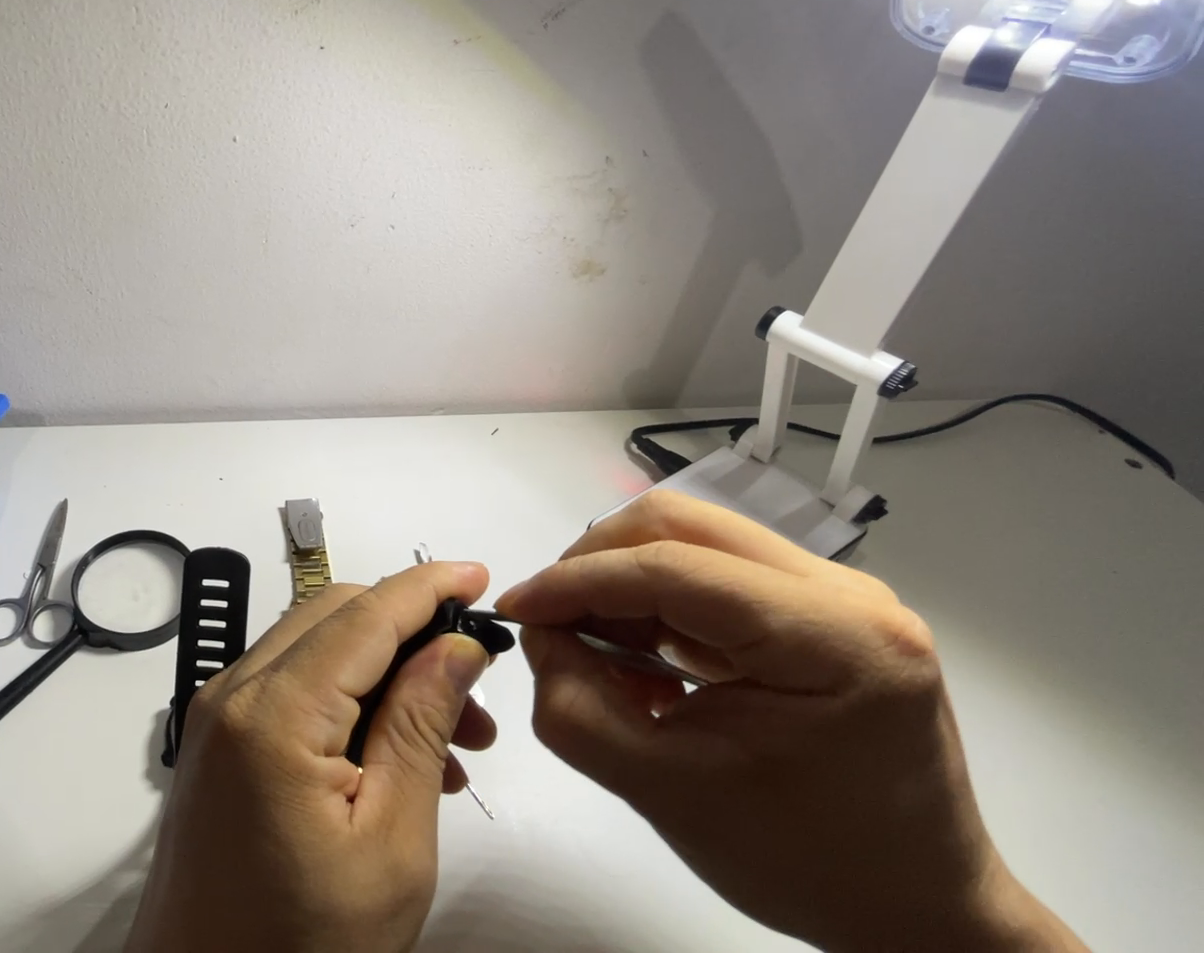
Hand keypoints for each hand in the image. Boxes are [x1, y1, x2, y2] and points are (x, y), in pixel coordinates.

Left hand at [126, 563, 498, 952]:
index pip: (364, 616)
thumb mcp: (391, 844)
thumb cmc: (301, 946)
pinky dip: (348, 696)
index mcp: (274, 715)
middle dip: (411, 632)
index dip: (426, 588)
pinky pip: (292, 686)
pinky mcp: (219, 738)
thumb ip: (420, 727)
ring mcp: (219, 714)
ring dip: (384, 667)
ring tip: (452, 737)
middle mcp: (234, 694)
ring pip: (316, 646)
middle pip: (334, 616)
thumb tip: (456, 648)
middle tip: (475, 687)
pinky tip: (397, 752)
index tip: (478, 574)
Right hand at [497, 491, 1085, 952]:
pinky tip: (644, 661)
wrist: (915, 907)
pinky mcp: (816, 606)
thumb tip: (542, 634)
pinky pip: (707, 569)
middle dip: (596, 565)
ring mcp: (836, 592)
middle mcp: (845, 591)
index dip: (577, 582)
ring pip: (689, 536)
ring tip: (602, 655)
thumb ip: (575, 708)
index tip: (516, 611)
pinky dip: (652, 601)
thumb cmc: (804, 864)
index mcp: (834, 638)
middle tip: (555, 625)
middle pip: (678, 524)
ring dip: (622, 582)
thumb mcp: (663, 794)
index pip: (672, 569)